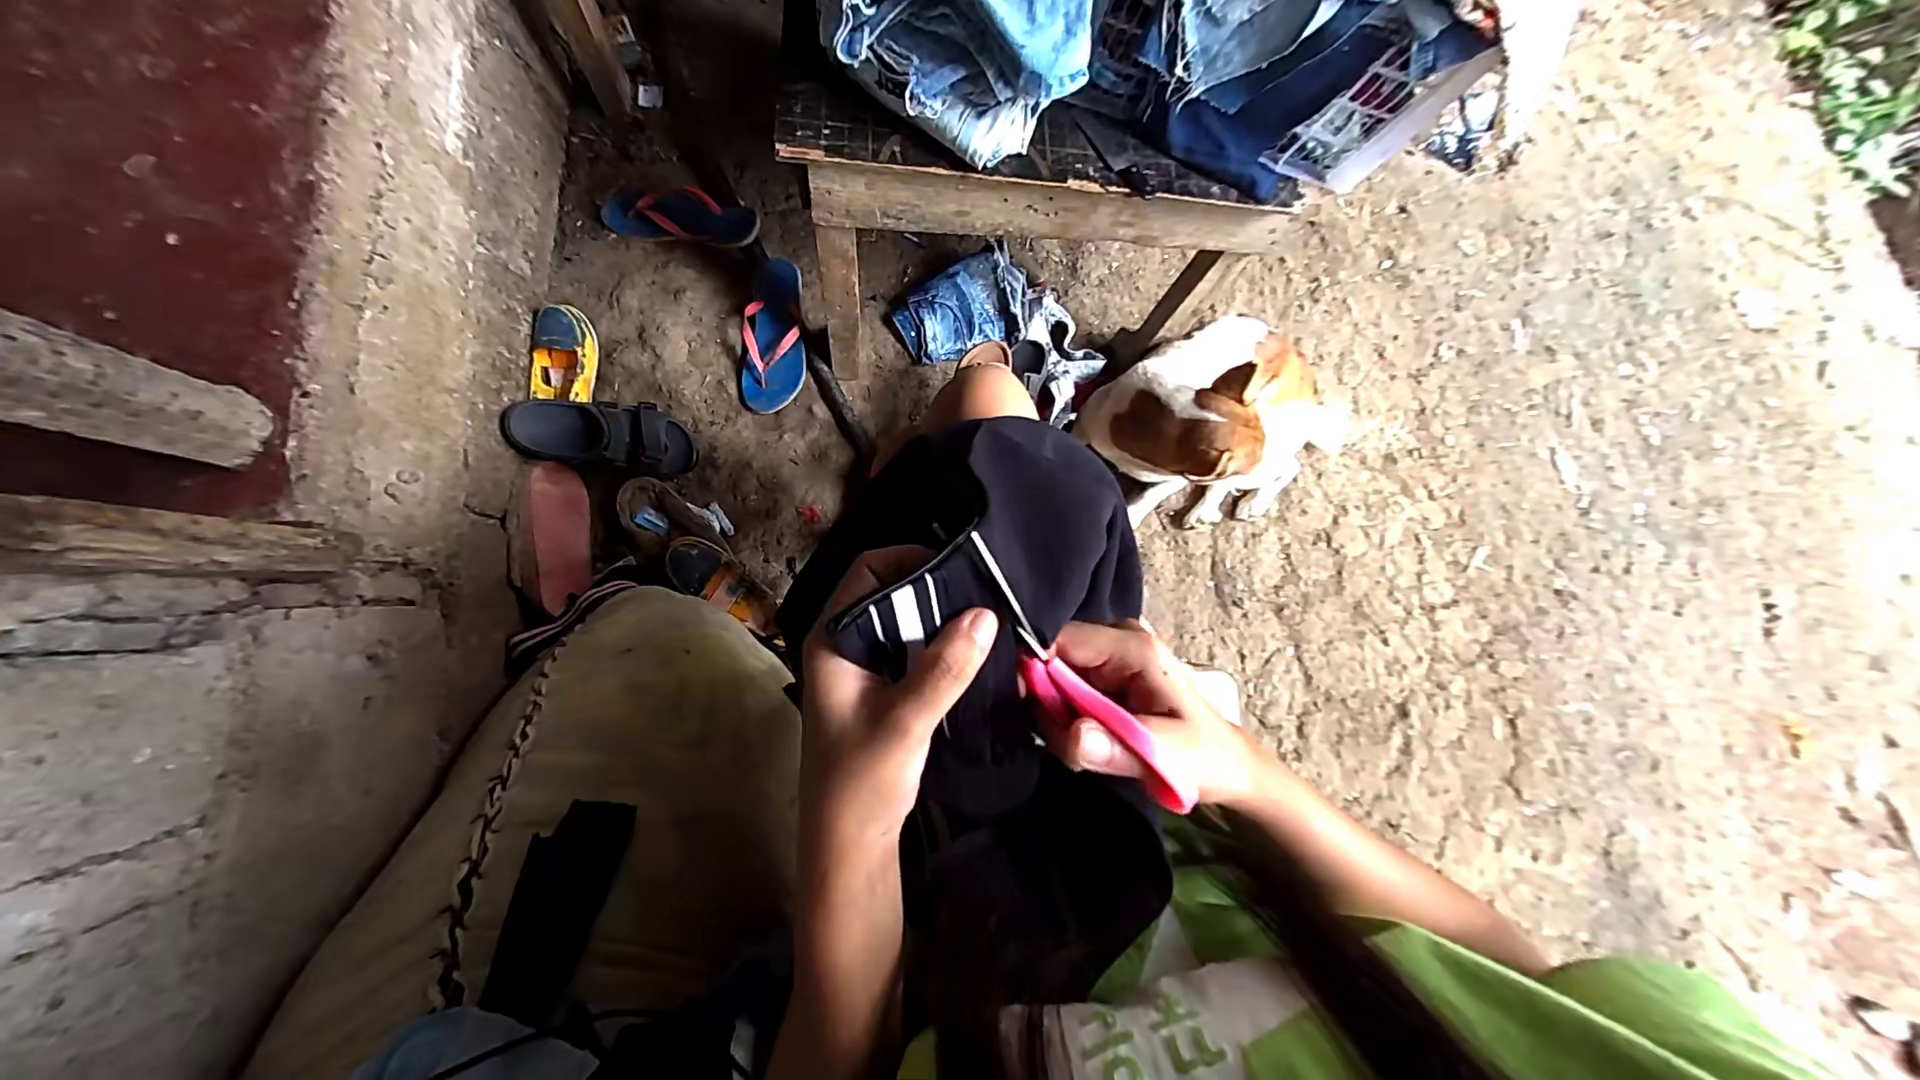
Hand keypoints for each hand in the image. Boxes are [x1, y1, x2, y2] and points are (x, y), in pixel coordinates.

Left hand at [801, 546, 998, 845]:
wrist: (849, 844)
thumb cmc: (861, 783)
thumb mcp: (904, 723)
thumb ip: (943, 669)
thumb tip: (985, 614)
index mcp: (833, 638)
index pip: (868, 570)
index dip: (911, 558)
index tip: (960, 570)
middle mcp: (846, 642)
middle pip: (891, 590)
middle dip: (936, 588)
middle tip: (985, 594)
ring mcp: (865, 666)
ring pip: (907, 620)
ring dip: (943, 618)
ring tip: (988, 618)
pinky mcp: (885, 687)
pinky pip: (916, 648)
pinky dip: (943, 644)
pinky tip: (975, 652)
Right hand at [1034, 620, 1266, 808]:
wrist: (1226, 763)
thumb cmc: (1205, 756)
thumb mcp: (1169, 757)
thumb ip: (1119, 748)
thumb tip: (1073, 735)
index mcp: (1134, 648)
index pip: (1060, 640)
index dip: (1035, 673)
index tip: (1040, 717)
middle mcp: (1117, 640)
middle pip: (1051, 658)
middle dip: (1050, 705)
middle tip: (1072, 746)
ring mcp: (1108, 656)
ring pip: (1052, 677)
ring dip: (1058, 717)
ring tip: (1088, 748)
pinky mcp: (1102, 674)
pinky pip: (1063, 688)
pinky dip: (1065, 718)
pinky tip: (1089, 740)